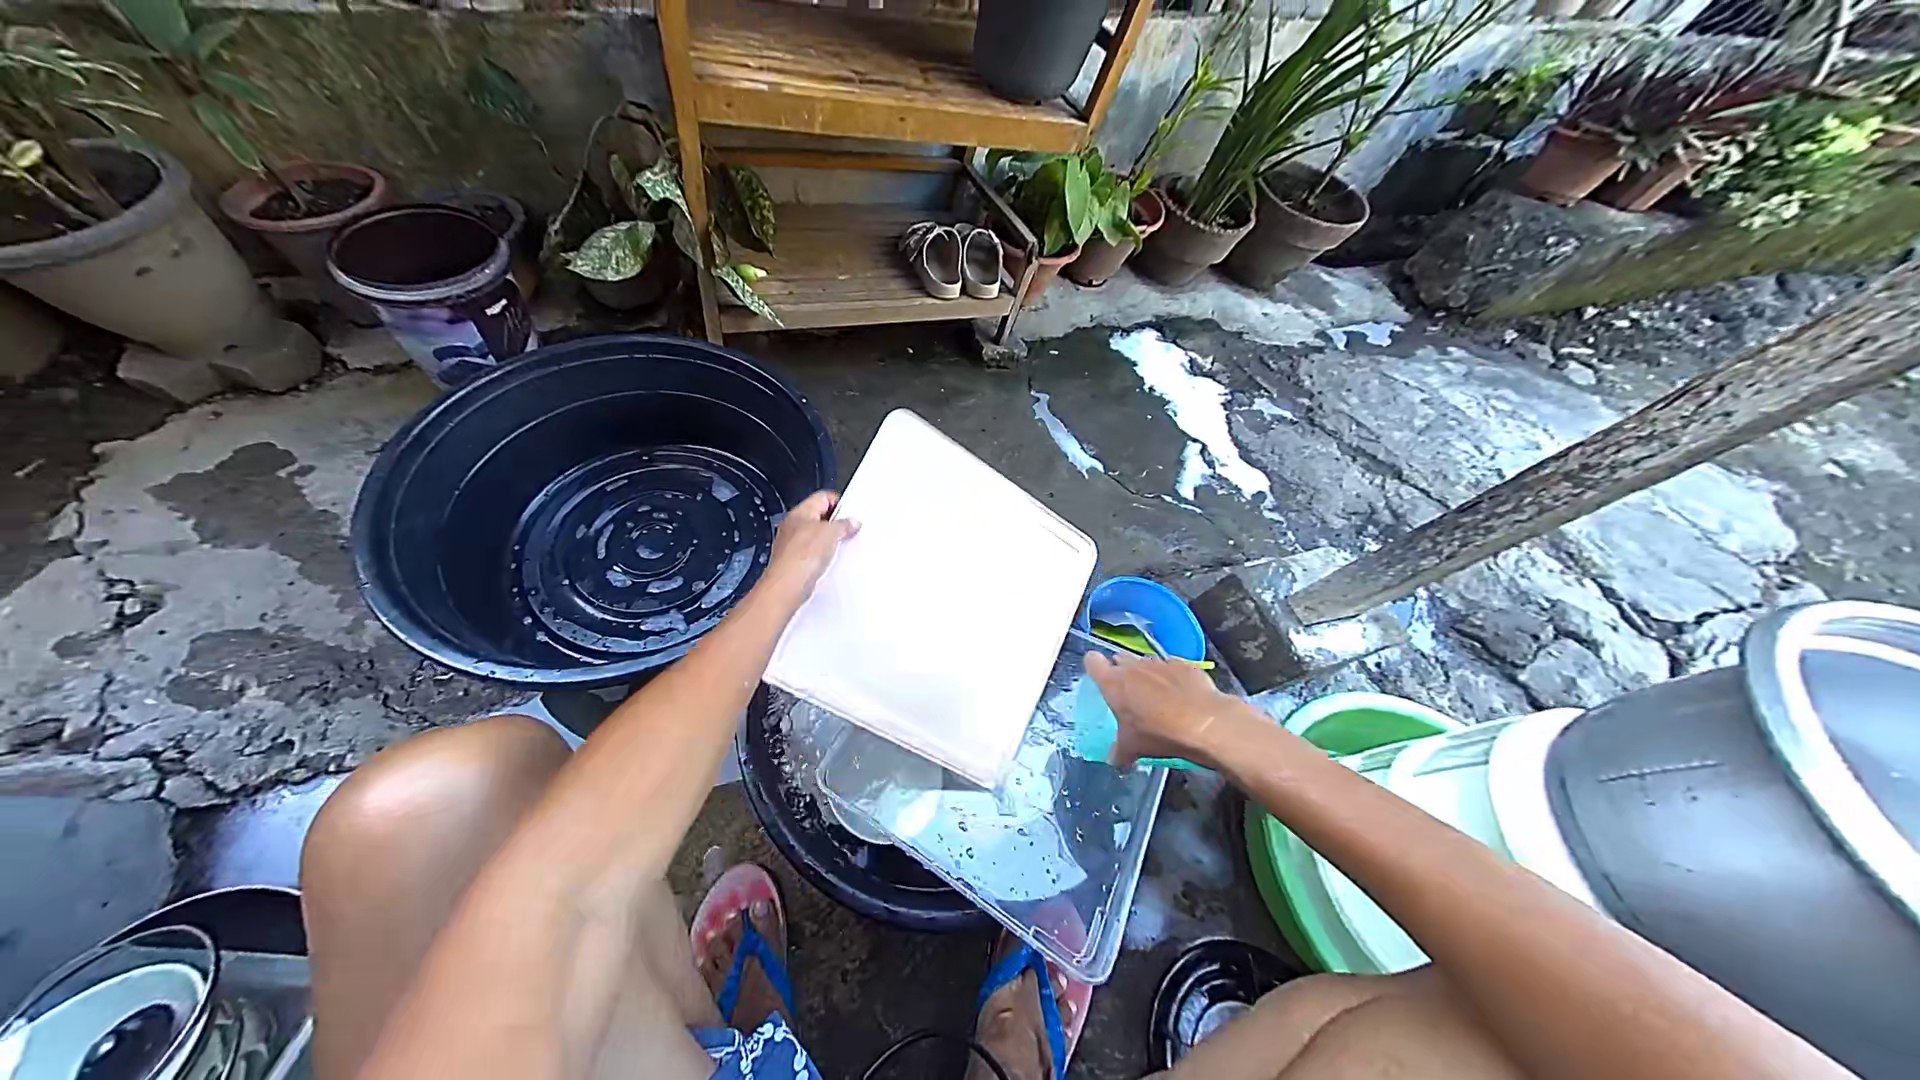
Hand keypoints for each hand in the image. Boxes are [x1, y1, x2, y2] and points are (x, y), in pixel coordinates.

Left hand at [763, 490, 857, 600]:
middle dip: (836, 524)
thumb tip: (851, 522)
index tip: (852, 512)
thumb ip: (844, 524)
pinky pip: (813, 554)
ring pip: (817, 536)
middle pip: (820, 517)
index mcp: (800, 512)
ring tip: (841, 547)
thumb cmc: (801, 556)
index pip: (822, 497)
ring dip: (830, 542)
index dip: (839, 502)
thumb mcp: (831, 533)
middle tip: (849, 530)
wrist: (788, 585)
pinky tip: (831, 562)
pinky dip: (824, 556)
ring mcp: (793, 544)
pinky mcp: (796, 561)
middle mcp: (793, 526)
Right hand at [1085, 651, 1240, 769]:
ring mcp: (1160, 662)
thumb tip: (1114, 760)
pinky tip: (1181, 695)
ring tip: (1157, 697)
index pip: (1092, 662)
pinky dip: (1172, 678)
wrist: (1205, 722)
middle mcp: (1133, 666)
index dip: (1094, 668)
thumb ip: (1119, 751)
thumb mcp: (1134, 748)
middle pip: (1119, 659)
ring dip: (1147, 675)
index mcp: (1113, 683)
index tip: (1099, 679)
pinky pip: (1172, 667)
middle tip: (1128, 695)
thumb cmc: (1159, 733)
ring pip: (1146, 663)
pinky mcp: (1184, 664)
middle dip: (1122, 673)